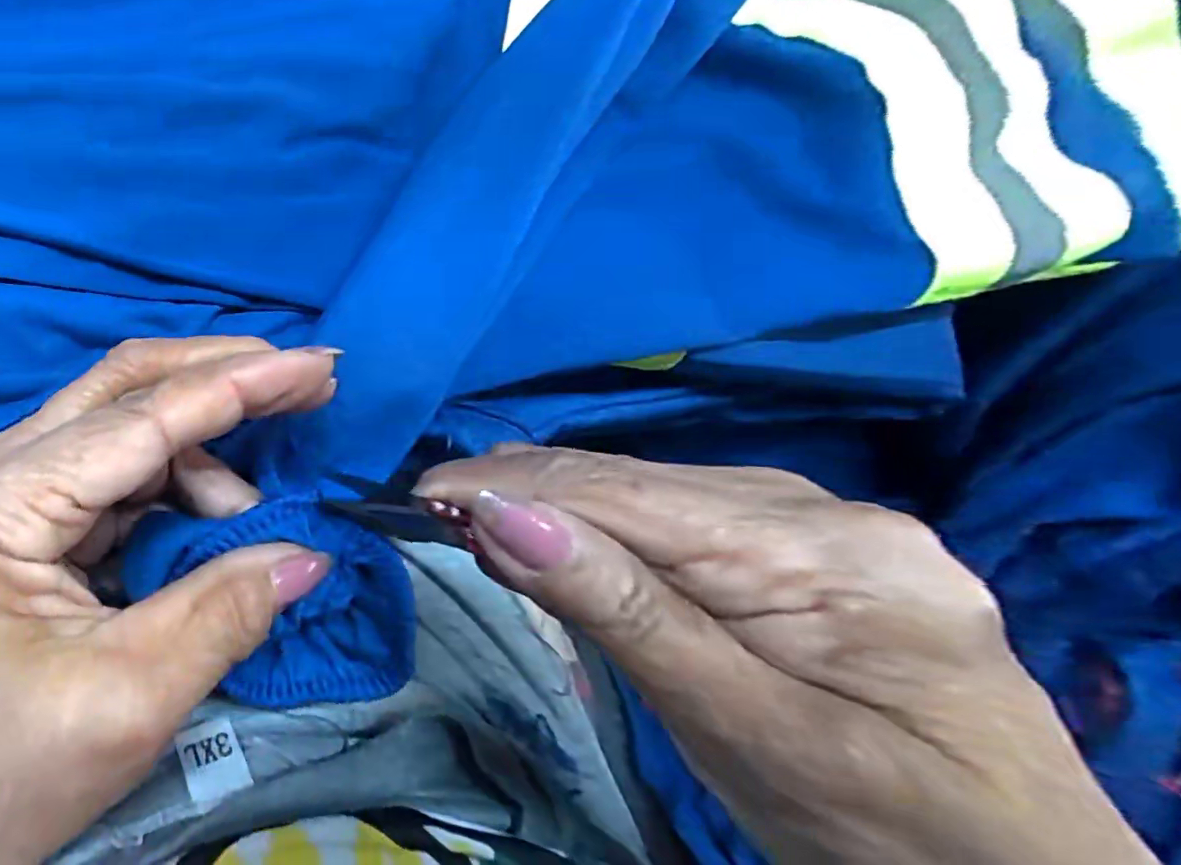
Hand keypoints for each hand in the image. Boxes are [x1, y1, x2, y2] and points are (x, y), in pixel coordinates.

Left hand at [0, 338, 337, 864]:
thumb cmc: (8, 770)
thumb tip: (312, 553)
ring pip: (132, 418)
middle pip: (127, 385)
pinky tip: (216, 520)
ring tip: (252, 520)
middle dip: (223, 376)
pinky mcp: (38, 504)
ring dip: (209, 449)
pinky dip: (186, 476)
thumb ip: (225, 614)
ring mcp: (14, 480)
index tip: (314, 364)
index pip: (137, 420)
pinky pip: (127, 460)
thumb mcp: (129, 700)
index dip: (235, 386)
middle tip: (309, 379)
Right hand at [416, 446, 1155, 864]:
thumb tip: (499, 517)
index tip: (421, 493)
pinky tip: (546, 524)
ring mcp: (804, 515)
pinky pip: (662, 509)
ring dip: (545, 499)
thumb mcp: (744, 734)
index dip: (512, 486)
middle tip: (429, 504)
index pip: (624, 495)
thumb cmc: (887, 836)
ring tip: (468, 509)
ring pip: (637, 487)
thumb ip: (621, 612)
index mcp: (826, 554)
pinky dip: (589, 518)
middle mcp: (815, 507)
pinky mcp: (784, 535)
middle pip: (628, 480)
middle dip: (517, 487)